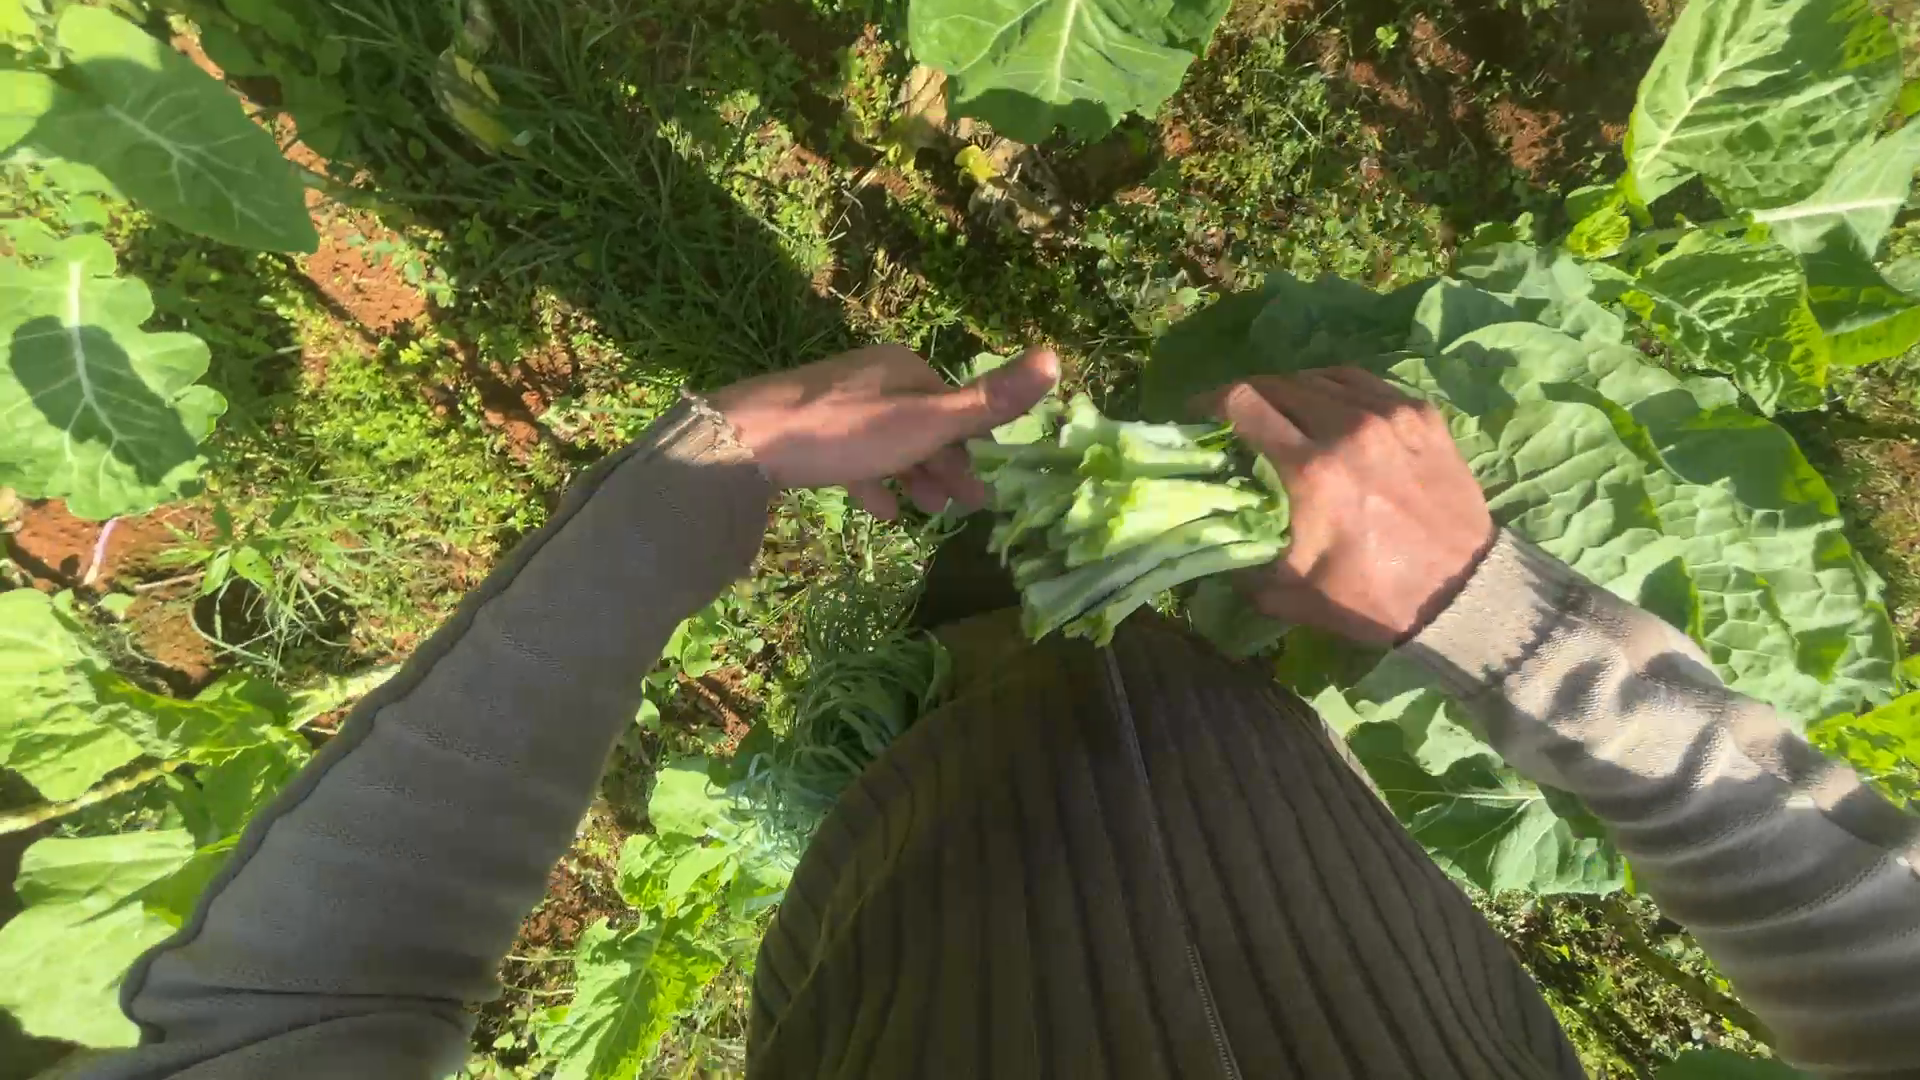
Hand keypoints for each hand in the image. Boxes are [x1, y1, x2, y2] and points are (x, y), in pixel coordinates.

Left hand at [707, 344, 1058, 518]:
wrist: (749, 439)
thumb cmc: (849, 432)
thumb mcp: (928, 421)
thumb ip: (988, 402)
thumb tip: (1056, 358)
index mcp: (904, 370)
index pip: (952, 409)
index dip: (971, 452)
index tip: (981, 495)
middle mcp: (872, 379)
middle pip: (921, 427)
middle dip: (944, 468)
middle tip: (961, 509)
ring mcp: (835, 404)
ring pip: (888, 443)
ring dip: (913, 477)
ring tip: (926, 512)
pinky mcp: (805, 430)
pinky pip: (851, 456)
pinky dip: (873, 481)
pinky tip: (880, 508)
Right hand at [1208, 368, 1494, 645]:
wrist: (1464, 594)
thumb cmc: (1369, 597)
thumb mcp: (1285, 592)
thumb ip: (1233, 560)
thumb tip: (1201, 532)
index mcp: (1312, 470)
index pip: (1244, 403)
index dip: (1209, 402)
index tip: (1195, 415)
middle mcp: (1349, 429)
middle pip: (1276, 383)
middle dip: (1243, 397)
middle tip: (1232, 419)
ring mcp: (1391, 415)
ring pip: (1318, 376)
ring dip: (1286, 391)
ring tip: (1277, 413)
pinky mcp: (1421, 413)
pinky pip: (1361, 381)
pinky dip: (1331, 388)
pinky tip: (1324, 408)